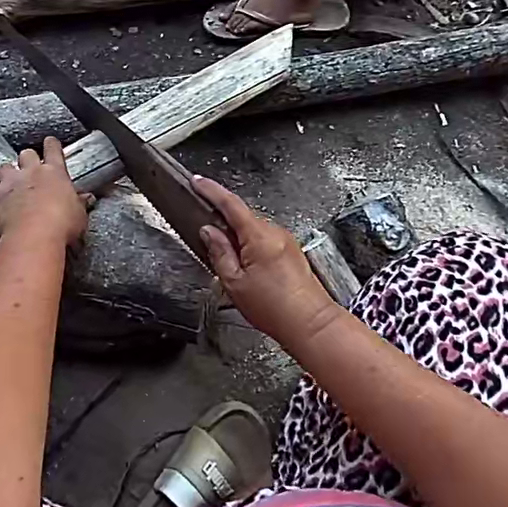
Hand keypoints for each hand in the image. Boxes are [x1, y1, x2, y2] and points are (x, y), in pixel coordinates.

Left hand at [0, 137, 90, 246]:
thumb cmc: (61, 225)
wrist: (35, 236)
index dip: (51, 145)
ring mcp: (11, 182)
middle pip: (26, 153)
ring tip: (9, 179)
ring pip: (4, 166)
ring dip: (7, 171)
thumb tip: (86, 199)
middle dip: (27, 158)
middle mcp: (31, 172)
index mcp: (55, 172)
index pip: (53, 149)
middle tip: (30, 167)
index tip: (50, 143)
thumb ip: (80, 204)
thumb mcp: (79, 215)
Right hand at [194, 175, 341, 346]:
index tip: (197, 181)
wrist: (310, 324)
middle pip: (240, 217)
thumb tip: (208, 232)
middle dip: (222, 224)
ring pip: (252, 230)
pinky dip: (250, 247)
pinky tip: (248, 270)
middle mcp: (274, 232)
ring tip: (232, 268)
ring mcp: (285, 240)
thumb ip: (218, 252)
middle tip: (207, 242)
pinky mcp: (290, 250)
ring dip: (237, 239)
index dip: (210, 190)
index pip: (229, 203)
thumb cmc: (276, 308)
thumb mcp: (234, 282)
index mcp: (258, 236)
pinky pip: (263, 239)